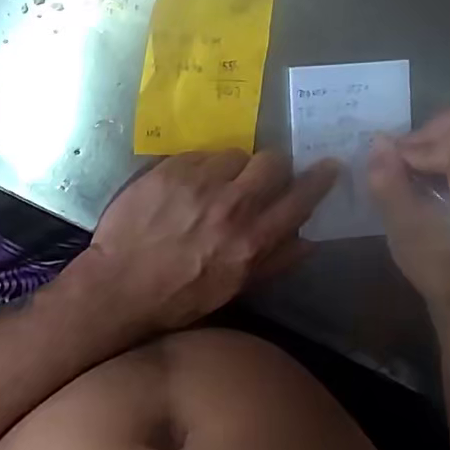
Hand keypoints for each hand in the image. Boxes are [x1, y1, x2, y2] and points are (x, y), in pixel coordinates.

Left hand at [61, 150, 339, 336]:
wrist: (118, 286)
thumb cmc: (179, 296)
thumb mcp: (234, 288)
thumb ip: (275, 260)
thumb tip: (309, 238)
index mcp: (252, 240)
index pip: (300, 199)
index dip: (320, 179)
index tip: (330, 165)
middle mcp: (232, 205)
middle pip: (272, 161)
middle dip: (273, 165)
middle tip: (260, 176)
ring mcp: (200, 182)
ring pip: (236, 153)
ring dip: (232, 166)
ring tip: (214, 185)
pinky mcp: (172, 168)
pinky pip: (202, 154)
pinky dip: (201, 167)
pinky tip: (186, 186)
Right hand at [368, 108, 449, 310]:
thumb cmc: (440, 268)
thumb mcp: (405, 227)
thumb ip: (390, 182)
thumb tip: (376, 141)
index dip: (418, 144)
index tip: (394, 167)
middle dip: (423, 138)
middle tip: (399, 163)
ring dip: (428, 148)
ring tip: (406, 174)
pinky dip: (437, 159)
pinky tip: (420, 185)